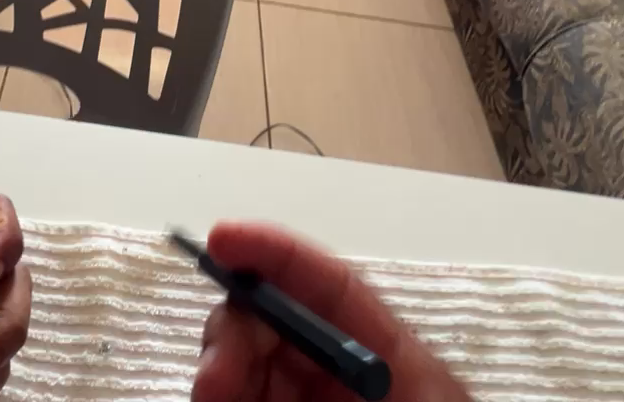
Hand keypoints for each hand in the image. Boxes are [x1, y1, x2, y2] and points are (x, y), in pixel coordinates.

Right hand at [192, 222, 471, 401]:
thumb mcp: (411, 398)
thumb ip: (347, 368)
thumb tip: (265, 328)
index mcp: (392, 359)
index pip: (328, 283)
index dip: (274, 251)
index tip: (223, 238)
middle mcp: (342, 372)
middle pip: (274, 317)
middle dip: (234, 328)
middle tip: (214, 380)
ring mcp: (304, 397)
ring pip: (244, 358)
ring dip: (219, 367)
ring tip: (212, 395)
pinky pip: (238, 393)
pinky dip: (220, 394)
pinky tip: (214, 400)